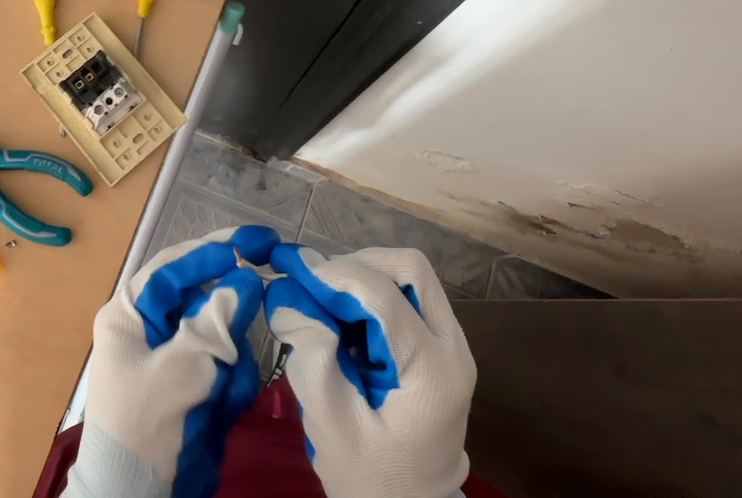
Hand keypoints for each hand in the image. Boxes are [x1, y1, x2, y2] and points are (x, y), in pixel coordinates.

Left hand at [66, 225, 280, 497]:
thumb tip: (246, 278)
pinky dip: (232, 386)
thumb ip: (215, 321)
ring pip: (224, 334)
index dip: (214, 249)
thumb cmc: (145, 426)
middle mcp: (152, 327)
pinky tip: (223, 409)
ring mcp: (176, 357)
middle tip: (252, 321)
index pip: (174, 266)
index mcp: (131, 313)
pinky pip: (228, 366)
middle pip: (205, 299)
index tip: (256, 241)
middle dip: (228, 321)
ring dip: (231, 362)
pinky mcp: (197, 384)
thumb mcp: (180, 370)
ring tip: (220, 392)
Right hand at [264, 245, 475, 497]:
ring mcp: (451, 341)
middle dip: (355, 265)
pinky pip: (405, 291)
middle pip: (408, 268)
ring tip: (324, 306)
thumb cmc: (371, 476)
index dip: (333, 276)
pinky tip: (342, 319)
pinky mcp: (438, 340)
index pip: (383, 297)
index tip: (290, 273)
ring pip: (407, 273)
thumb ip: (310, 360)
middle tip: (313, 288)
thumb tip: (288, 296)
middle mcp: (453, 346)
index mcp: (433, 373)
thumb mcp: (331, 428)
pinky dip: (368, 289)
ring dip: (361, 275)